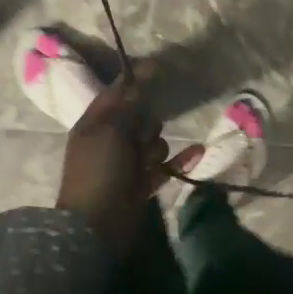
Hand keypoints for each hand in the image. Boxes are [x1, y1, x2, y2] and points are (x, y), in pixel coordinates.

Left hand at [56, 59, 201, 252]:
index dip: (134, 78)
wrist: (95, 227)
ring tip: (146, 164)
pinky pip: (166, 164)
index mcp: (95, 124)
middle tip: (139, 137)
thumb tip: (136, 82)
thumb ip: (124, 106)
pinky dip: (180, 158)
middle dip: (146, 123)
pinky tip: (197, 150)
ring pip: (154, 140)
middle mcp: (111, 139)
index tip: (157, 65)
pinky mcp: (143, 182)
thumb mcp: (108, 132)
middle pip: (139, 116)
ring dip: (155, 148)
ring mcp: (128, 162)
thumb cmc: (97, 173)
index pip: (116, 92)